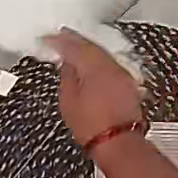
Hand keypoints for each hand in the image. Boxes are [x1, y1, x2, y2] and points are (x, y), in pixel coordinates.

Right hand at [44, 28, 143, 146]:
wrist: (118, 143)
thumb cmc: (92, 126)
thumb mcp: (68, 101)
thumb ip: (68, 77)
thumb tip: (67, 64)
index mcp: (93, 68)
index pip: (73, 46)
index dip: (59, 40)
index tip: (49, 38)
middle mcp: (110, 66)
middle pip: (91, 45)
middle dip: (75, 39)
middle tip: (62, 35)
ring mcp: (122, 74)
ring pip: (102, 53)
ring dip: (88, 47)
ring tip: (74, 46)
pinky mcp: (128, 83)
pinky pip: (110, 63)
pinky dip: (98, 59)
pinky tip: (92, 62)